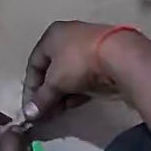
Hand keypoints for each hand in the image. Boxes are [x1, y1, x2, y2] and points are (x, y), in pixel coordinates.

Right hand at [21, 21, 146, 121]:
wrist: (121, 57)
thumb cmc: (79, 63)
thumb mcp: (55, 82)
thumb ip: (41, 99)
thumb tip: (28, 115)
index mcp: (52, 35)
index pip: (34, 63)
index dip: (30, 87)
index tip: (30, 108)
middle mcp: (68, 38)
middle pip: (52, 70)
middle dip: (47, 94)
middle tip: (44, 114)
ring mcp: (88, 48)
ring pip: (68, 75)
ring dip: (61, 95)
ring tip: (57, 113)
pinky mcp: (104, 60)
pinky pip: (84, 77)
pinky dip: (77, 91)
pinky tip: (73, 105)